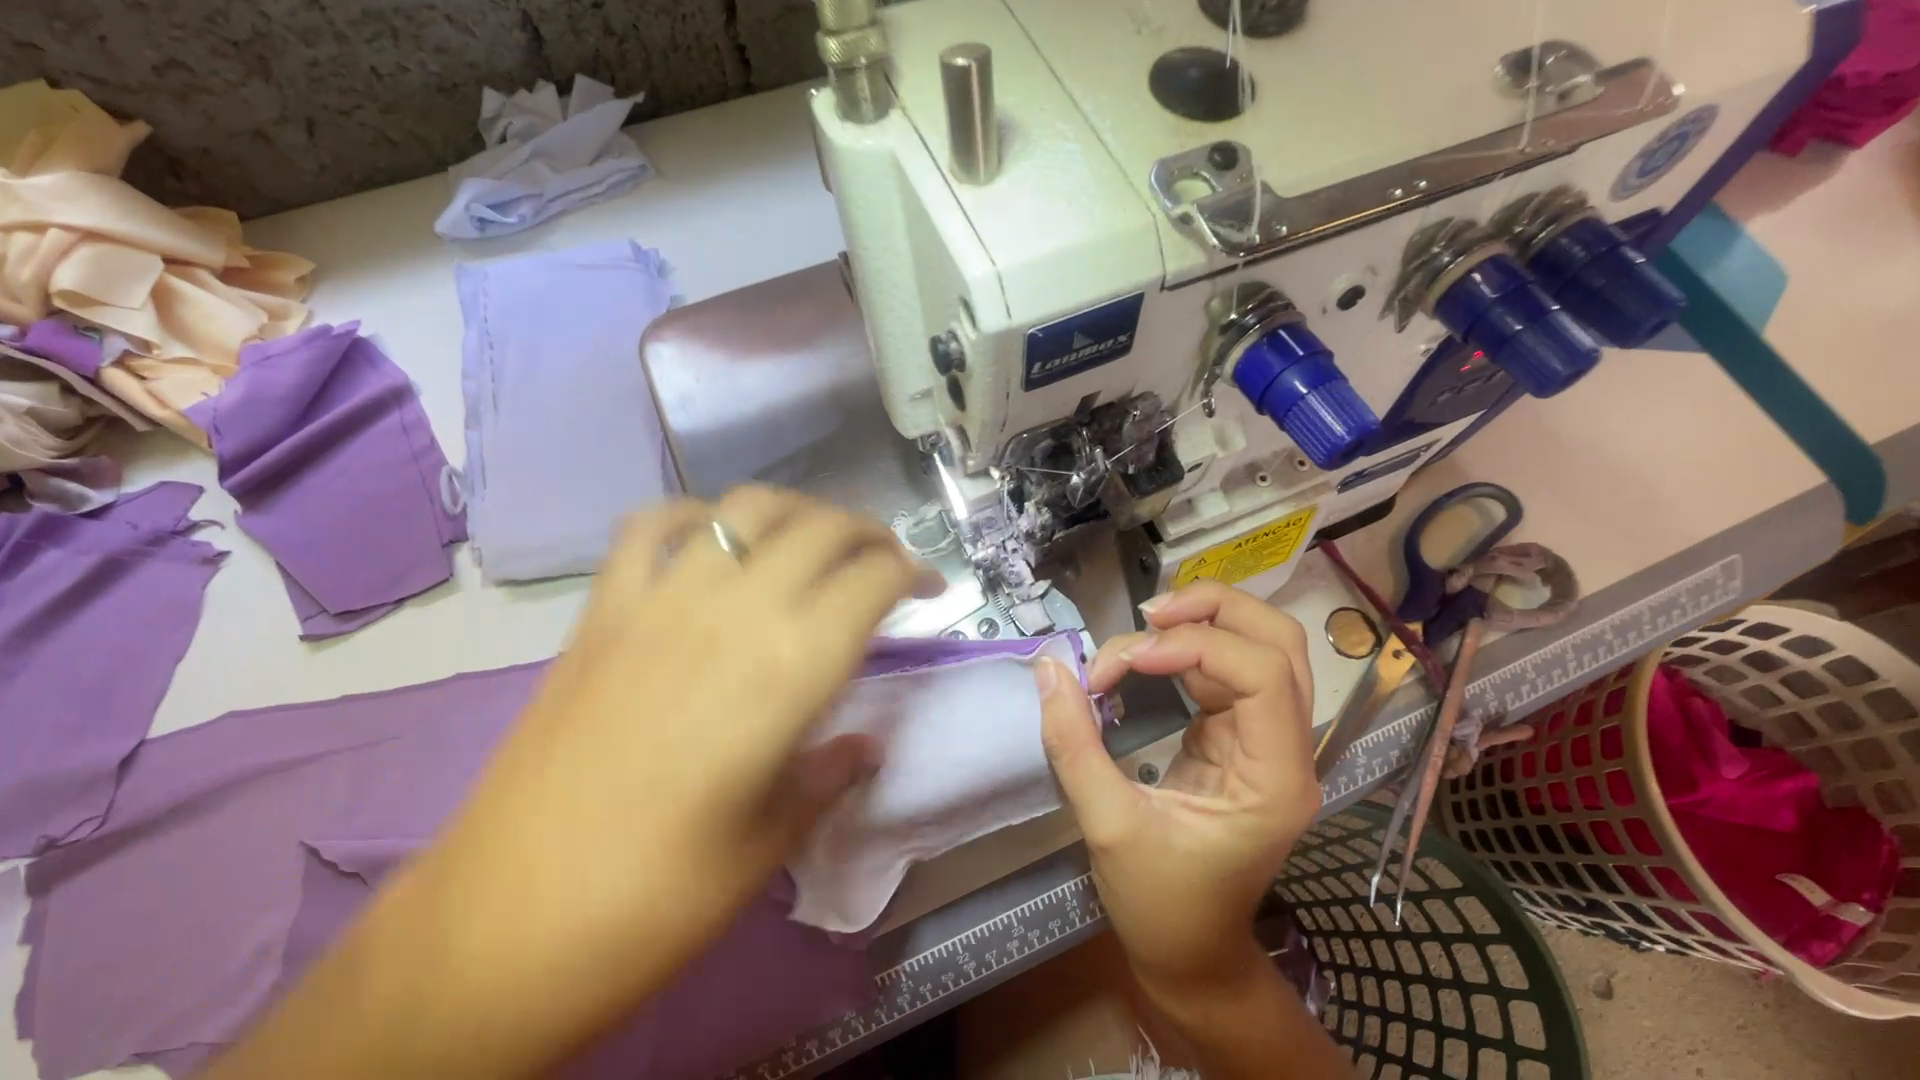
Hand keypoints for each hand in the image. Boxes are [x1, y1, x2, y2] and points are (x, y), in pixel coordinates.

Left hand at [440, 486, 940, 946]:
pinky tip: (712, 539)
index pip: (872, 581)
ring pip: (745, 508)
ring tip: (813, 543)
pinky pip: (649, 528)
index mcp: (791, 669)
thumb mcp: (771, 841)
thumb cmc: (662, 896)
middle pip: (820, 528)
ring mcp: (658, 601)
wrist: (511, 917)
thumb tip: (864, 746)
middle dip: (868, 534)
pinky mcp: (600, 612)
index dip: (912, 574)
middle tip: (884, 566)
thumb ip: (827, 776)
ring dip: (796, 512)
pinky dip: (693, 515)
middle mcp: (732, 611)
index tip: (929, 592)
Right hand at [1035, 580, 1319, 995]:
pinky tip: (1148, 654)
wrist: (1191, 953)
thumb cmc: (1158, 904)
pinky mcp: (1244, 739)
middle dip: (1214, 611)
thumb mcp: (1108, 827)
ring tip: (1141, 629)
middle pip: (1279, 642)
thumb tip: (1049, 669)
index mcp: (1275, 779)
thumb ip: (1075, 745)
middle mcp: (1290, 751)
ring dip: (1203, 623)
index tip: (1127, 659)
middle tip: (1146, 613)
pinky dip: (1190, 650)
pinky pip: (1231, 671)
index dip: (1196, 645)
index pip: (1263, 674)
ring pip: (1260, 646)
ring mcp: (1271, 742)